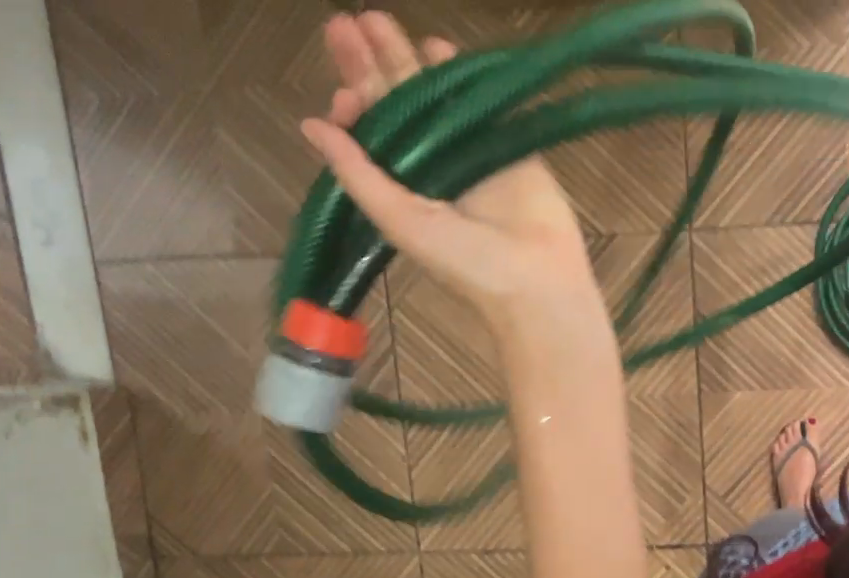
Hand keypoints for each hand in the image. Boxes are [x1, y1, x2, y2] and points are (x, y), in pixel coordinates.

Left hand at [301, 12, 591, 313]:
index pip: (371, 137)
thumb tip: (311, 125)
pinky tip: (440, 47)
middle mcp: (435, 167)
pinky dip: (462, 74)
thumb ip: (358, 175)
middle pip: (397, 106)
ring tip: (379, 19)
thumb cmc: (468, 263)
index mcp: (405, 190)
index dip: (353, 108)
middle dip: (370, 66)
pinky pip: (482, 103)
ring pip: (435, 97)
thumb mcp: (402, 222)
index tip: (344, 95)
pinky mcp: (510, 146)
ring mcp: (473, 154)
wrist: (537, 281)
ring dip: (409, 60)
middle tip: (343, 23)